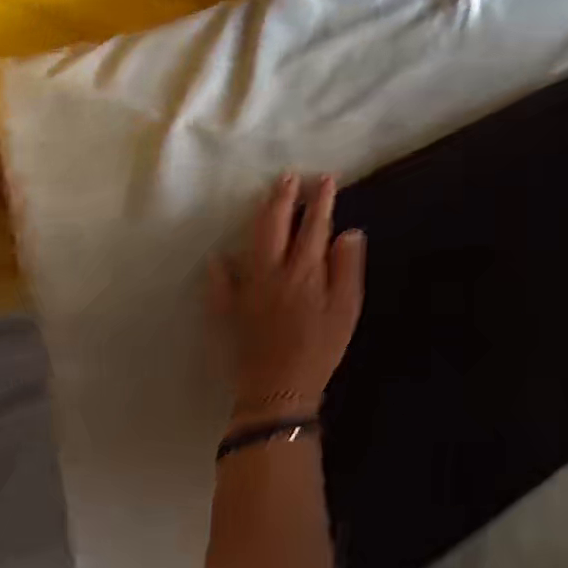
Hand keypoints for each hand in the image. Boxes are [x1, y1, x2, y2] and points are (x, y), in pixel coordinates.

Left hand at [209, 172, 365, 424]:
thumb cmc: (322, 347)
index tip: (326, 179)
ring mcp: (247, 291)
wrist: (279, 391)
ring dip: (259, 218)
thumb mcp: (347, 307)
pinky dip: (220, 267)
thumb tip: (348, 232)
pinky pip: (220, 283)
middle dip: (285, 199)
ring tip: (267, 200)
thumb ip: (347, 268)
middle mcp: (273, 274)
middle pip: (276, 227)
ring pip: (250, 245)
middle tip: (291, 177)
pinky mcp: (229, 311)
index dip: (321, 200)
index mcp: (305, 272)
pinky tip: (219, 257)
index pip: (315, 226)